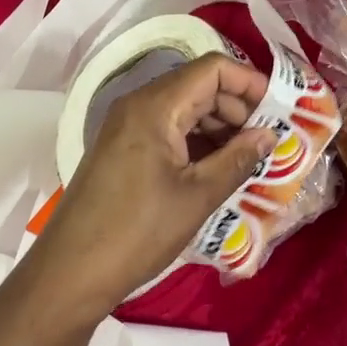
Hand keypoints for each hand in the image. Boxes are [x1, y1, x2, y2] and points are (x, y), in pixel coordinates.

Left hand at [25, 54, 276, 315]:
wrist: (67, 276)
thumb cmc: (136, 232)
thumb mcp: (197, 197)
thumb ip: (238, 159)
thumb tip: (270, 134)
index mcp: (156, 105)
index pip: (213, 69)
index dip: (249, 82)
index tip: (278, 109)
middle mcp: (140, 104)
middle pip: (200, 84)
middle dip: (238, 106)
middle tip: (268, 138)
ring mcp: (128, 125)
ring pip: (185, 107)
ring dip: (220, 125)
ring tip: (248, 157)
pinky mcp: (123, 147)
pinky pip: (169, 127)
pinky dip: (197, 140)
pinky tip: (217, 168)